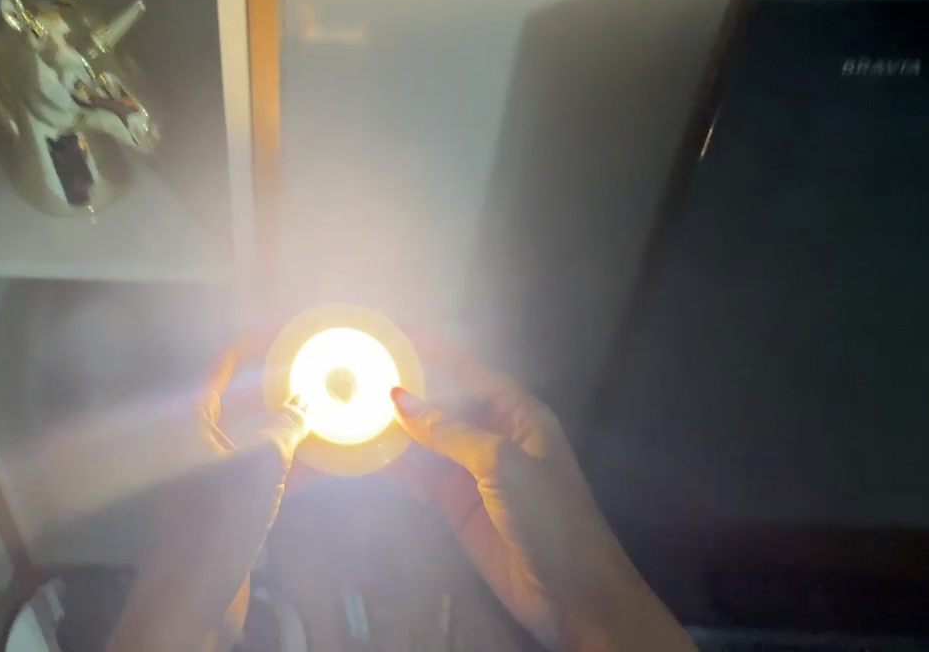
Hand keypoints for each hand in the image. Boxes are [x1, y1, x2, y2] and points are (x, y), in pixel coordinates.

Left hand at [108, 338, 308, 651]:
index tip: (285, 328)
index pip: (224, 362)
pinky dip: (289, 462)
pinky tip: (324, 458)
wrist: (190, 599)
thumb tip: (305, 402)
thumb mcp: (260, 463)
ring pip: (256, 436)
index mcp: (192, 417)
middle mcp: (197, 438)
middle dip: (280, 384)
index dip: (255, 340)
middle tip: (316, 370)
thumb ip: (285, 426)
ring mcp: (211, 472)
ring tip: (328, 408)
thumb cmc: (217, 519)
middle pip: (242, 398)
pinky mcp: (225, 505)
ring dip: (290, 425)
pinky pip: (260, 471)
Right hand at [389, 342, 692, 651]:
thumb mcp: (502, 463)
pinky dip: (395, 465)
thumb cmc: (550, 515)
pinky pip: (420, 474)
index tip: (398, 331)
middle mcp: (493, 433)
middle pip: (443, 401)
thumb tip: (398, 398)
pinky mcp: (456, 502)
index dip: (435, 349)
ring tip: (354, 410)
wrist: (574, 596)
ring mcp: (472, 469)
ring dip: (395, 427)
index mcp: (517, 413)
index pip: (469, 369)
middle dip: (408, 390)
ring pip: (426, 438)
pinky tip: (365, 456)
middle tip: (363, 374)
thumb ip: (449, 431)